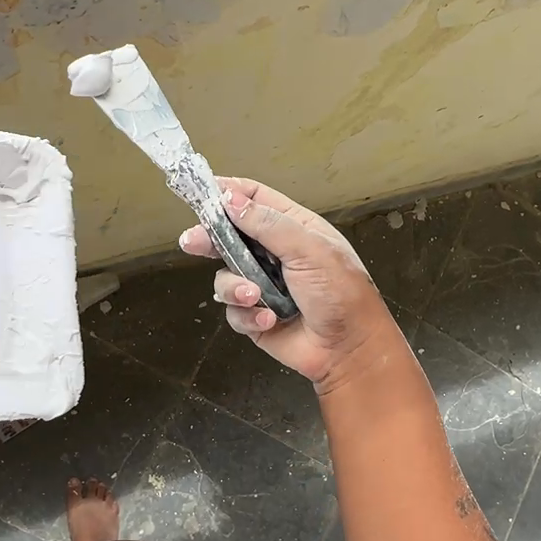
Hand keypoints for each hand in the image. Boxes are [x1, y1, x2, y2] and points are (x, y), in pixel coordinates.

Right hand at [180, 179, 398, 392]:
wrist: (348, 347)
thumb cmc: (340, 292)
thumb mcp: (309, 249)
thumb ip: (268, 224)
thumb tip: (229, 199)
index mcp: (292, 227)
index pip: (254, 199)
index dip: (227, 193)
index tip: (199, 192)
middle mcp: (273, 254)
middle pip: (229, 237)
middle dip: (209, 239)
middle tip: (192, 242)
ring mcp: (262, 286)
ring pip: (225, 278)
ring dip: (235, 288)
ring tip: (253, 297)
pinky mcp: (255, 317)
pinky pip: (234, 312)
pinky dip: (248, 316)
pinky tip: (269, 320)